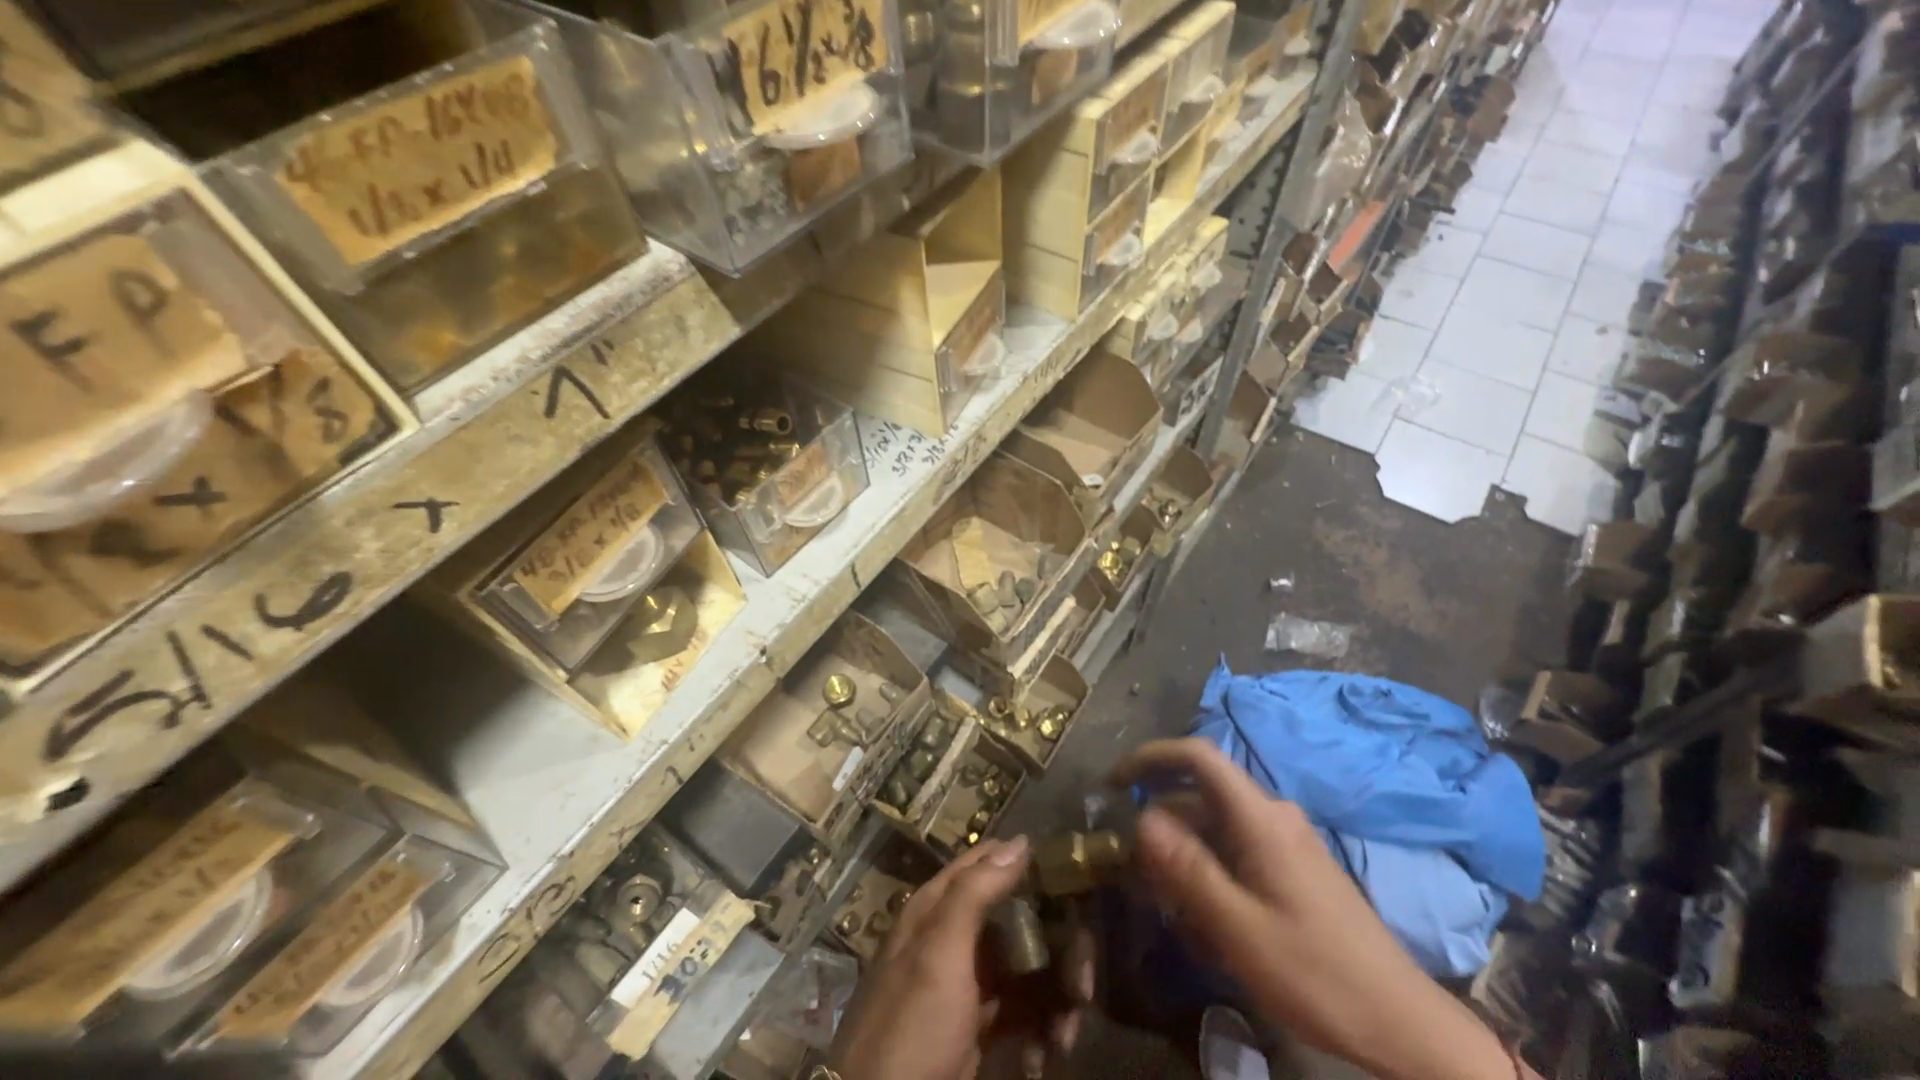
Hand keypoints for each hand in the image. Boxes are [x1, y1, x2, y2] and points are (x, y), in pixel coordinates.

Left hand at [827, 836, 1093, 1079]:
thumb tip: (1018, 842)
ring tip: (1067, 1031)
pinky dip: (1039, 1029)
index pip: (983, 866)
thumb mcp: (938, 953)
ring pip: (1025, 968)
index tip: (1069, 869)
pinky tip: (1047, 1053)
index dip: (1023, 864)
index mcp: (935, 912)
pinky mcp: (977, 1026)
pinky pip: (1020, 1012)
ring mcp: (965, 985)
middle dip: (1056, 947)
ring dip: (1054, 996)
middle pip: (1015, 921)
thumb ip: (974, 896)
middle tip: (1082, 983)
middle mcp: (951, 940)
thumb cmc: (911, 1025)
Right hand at [1113, 739, 1533, 1079]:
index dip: (1151, 757)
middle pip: (1201, 797)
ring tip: (1159, 902)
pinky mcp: (1294, 870)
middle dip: (1159, 824)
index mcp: (1262, 820)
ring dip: (1181, 855)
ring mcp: (1287, 844)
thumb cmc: (1314, 973)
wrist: (1397, 1020)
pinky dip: (1207, 871)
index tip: (1112, 783)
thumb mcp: (1238, 927)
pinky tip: (1199, 917)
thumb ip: (1188, 869)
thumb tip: (1142, 818)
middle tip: (1129, 871)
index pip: (1199, 757)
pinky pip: (1236, 853)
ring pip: (1216, 829)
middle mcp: (1275, 818)